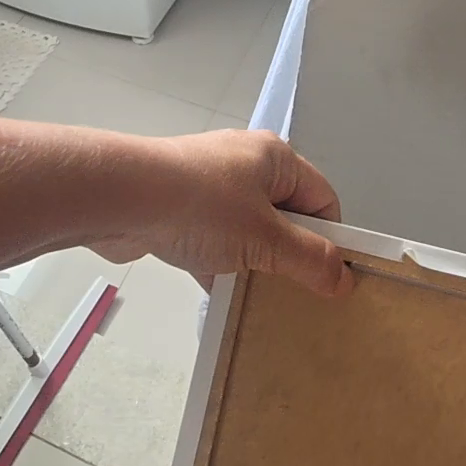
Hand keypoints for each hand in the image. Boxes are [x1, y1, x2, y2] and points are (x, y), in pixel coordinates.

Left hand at [92, 129, 352, 295]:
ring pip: (247, 232)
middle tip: (299, 301)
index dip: (331, 240)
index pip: (323, 199)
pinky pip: (213, 240)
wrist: (120, 198)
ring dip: (253, 266)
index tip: (330, 283)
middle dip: (291, 258)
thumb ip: (309, 259)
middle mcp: (245, 164)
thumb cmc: (202, 209)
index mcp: (275, 159)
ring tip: (262, 307)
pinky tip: (223, 302)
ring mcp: (209, 185)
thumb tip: (345, 278)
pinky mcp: (180, 207)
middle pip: (285, 217)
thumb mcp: (265, 238)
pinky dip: (220, 266)